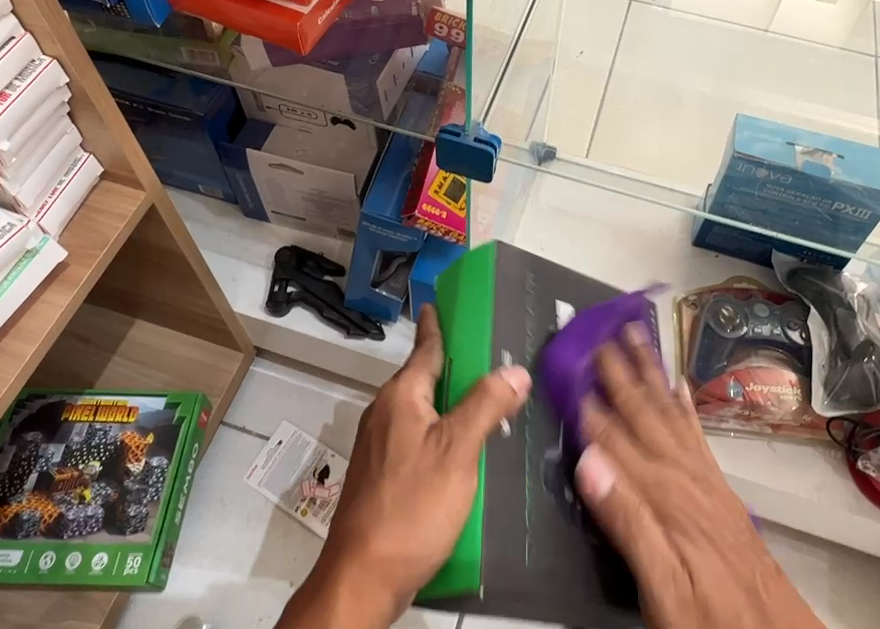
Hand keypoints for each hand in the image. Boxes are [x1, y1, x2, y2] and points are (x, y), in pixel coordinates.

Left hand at [279, 306, 530, 628]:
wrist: (364, 575)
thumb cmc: (412, 506)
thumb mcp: (457, 451)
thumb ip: (485, 406)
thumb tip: (515, 369)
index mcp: (401, 397)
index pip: (425, 349)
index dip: (436, 326)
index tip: (439, 304)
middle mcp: (384, 413)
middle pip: (422, 378)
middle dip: (451, 366)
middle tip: (488, 355)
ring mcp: (378, 445)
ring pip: (420, 410)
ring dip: (448, 402)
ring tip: (483, 400)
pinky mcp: (381, 474)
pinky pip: (416, 436)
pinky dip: (440, 431)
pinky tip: (461, 449)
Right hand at [577, 326, 823, 628]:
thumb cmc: (712, 616)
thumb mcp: (661, 584)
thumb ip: (626, 522)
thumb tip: (590, 463)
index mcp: (664, 496)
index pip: (616, 438)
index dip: (590, 402)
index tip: (572, 366)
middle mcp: (686, 476)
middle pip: (645, 414)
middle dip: (621, 373)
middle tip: (602, 334)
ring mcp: (706, 478)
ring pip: (671, 412)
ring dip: (651, 375)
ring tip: (638, 339)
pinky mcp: (720, 487)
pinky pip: (697, 432)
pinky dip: (683, 404)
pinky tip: (677, 385)